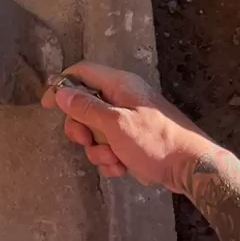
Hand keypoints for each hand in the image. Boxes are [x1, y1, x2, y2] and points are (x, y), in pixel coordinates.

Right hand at [42, 62, 211, 188]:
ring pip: (95, 131)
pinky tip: (122, 168)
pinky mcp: (133, 140)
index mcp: (119, 85)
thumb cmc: (156, 141)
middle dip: (81, 128)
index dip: (61, 85)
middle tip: (86, 141)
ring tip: (114, 160)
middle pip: (84, 106)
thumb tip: (61, 92)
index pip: (81, 72)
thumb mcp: (115, 124)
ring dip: (98, 149)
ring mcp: (128, 120)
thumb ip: (86, 107)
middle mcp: (122, 98)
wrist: (192, 168)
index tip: (47, 105)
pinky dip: (110, 158)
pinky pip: (109, 146)